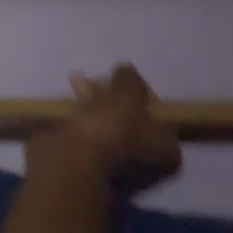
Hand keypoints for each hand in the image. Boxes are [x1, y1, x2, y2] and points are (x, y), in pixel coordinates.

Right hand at [29, 63, 181, 195]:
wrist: (68, 164)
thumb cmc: (108, 135)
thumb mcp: (126, 101)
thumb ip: (130, 83)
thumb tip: (127, 68)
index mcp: (166, 149)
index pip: (158, 113)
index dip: (138, 91)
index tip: (117, 76)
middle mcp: (145, 158)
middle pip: (130, 118)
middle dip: (111, 95)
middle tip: (94, 79)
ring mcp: (113, 161)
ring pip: (105, 123)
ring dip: (91, 102)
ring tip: (75, 82)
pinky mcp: (84, 159)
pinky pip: (84, 130)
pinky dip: (76, 115)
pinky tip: (65, 101)